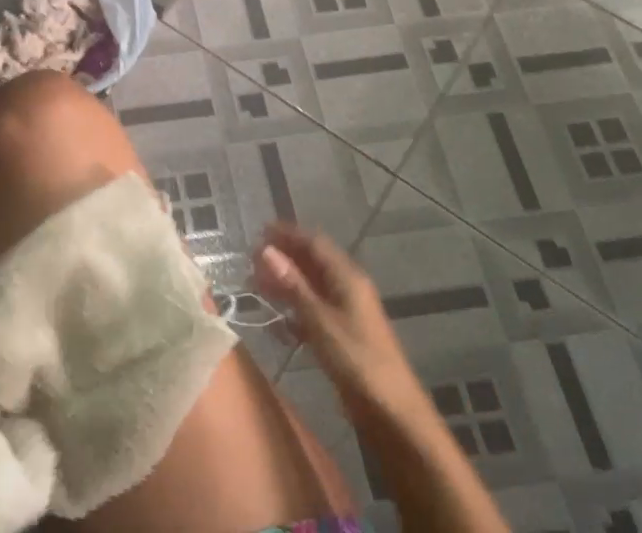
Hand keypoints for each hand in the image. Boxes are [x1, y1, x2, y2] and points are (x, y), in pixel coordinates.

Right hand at [254, 223, 425, 422]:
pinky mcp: (341, 337)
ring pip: (311, 289)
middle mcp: (347, 289)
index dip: (288, 234)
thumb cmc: (356, 359)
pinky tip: (277, 325)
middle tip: (251, 261)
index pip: (315, 244)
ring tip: (256, 287)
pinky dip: (294, 314)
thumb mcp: (320, 320)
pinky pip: (313, 314)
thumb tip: (266, 250)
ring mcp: (345, 314)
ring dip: (285, 285)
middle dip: (283, 258)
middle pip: (312, 264)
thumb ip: (293, 285)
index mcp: (347, 278)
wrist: (390, 410)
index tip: (259, 231)